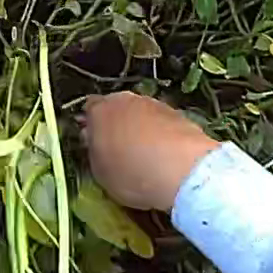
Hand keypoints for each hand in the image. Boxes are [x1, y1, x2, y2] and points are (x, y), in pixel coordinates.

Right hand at [79, 92, 218, 211]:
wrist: (182, 168)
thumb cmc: (131, 173)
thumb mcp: (100, 172)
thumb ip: (94, 152)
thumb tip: (95, 142)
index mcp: (99, 110)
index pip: (90, 109)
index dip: (93, 124)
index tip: (97, 142)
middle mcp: (123, 99)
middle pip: (116, 107)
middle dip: (117, 122)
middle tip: (120, 147)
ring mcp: (152, 103)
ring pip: (140, 113)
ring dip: (141, 127)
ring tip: (147, 154)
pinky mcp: (176, 112)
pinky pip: (161, 122)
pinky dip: (161, 133)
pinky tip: (166, 154)